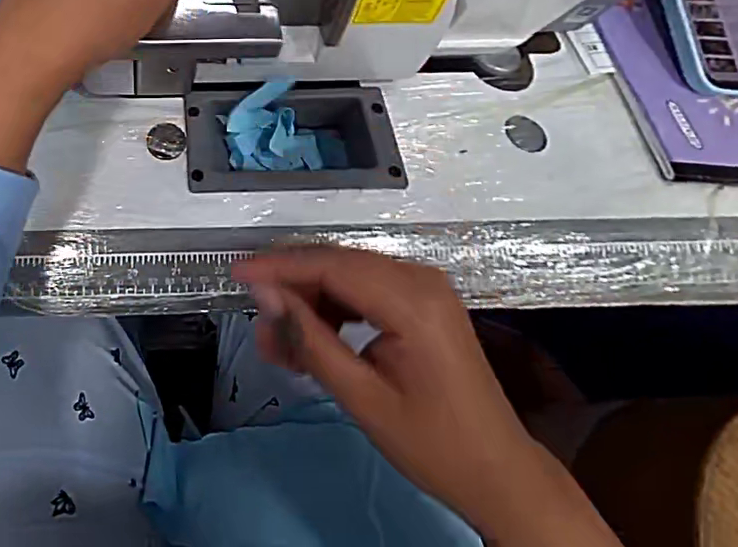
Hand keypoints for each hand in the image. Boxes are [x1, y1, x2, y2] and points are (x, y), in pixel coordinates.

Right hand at [235, 246, 619, 545]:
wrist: (499, 474)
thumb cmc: (434, 445)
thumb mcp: (362, 397)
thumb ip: (310, 338)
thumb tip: (265, 296)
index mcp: (412, 300)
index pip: (330, 265)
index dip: (279, 268)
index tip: (238, 275)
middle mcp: (420, 278)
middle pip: (337, 264)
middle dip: (291, 289)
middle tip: (258, 323)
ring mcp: (424, 286)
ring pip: (348, 276)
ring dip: (310, 303)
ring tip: (279, 343)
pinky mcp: (422, 299)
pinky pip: (366, 290)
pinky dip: (335, 311)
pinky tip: (312, 340)